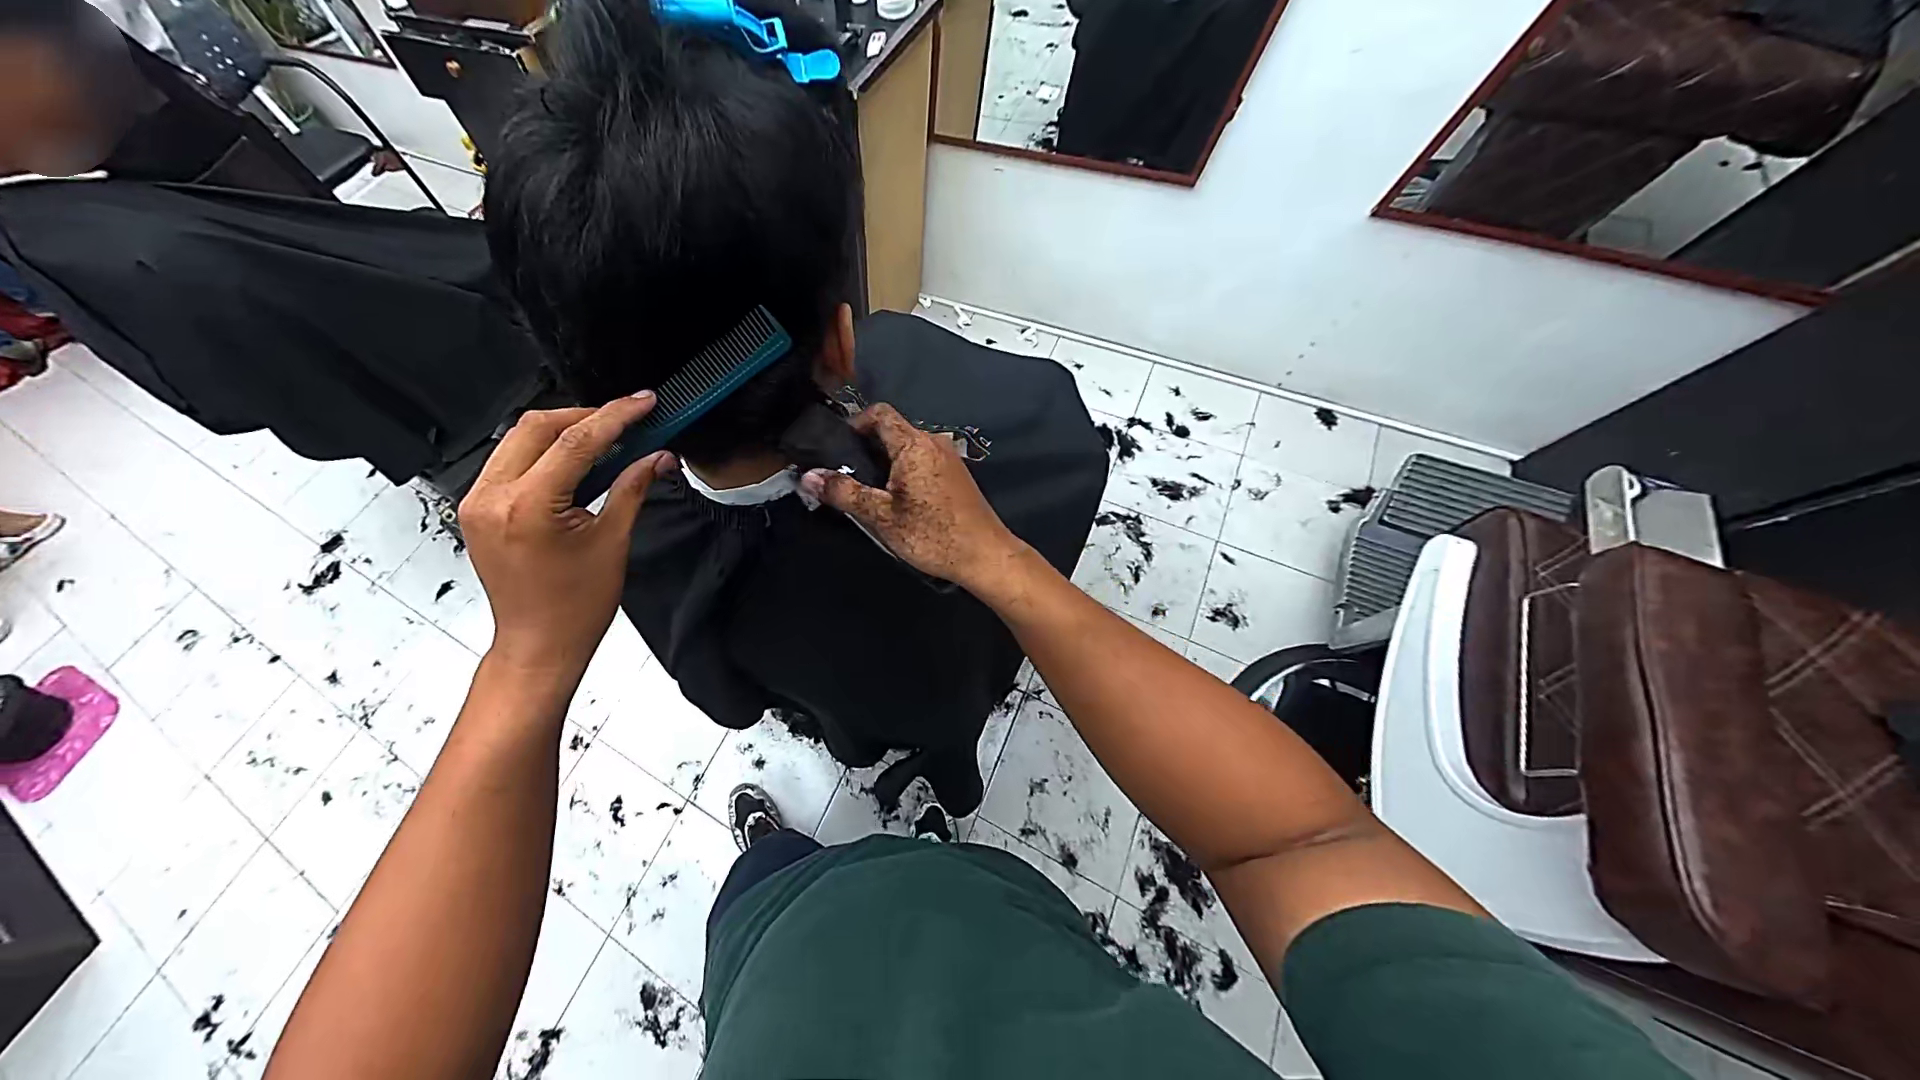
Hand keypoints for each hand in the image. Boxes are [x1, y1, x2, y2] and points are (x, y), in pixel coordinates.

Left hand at [459, 394, 676, 679]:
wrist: (540, 642)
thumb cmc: (573, 607)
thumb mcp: (613, 541)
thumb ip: (633, 488)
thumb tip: (656, 457)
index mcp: (526, 507)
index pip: (575, 441)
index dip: (616, 416)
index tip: (641, 404)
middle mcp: (491, 498)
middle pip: (538, 426)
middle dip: (587, 416)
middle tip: (628, 418)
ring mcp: (478, 502)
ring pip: (519, 438)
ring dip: (565, 431)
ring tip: (608, 437)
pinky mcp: (479, 508)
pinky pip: (510, 460)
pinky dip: (546, 452)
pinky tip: (577, 460)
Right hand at [799, 403, 1027, 589]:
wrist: (985, 556)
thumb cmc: (933, 535)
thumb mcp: (881, 517)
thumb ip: (844, 493)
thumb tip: (809, 476)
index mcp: (914, 444)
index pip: (879, 413)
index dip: (854, 424)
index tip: (838, 448)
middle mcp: (933, 443)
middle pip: (892, 433)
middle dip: (866, 451)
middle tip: (847, 478)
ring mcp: (948, 459)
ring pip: (907, 451)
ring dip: (885, 466)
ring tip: (869, 495)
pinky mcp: (956, 476)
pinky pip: (922, 464)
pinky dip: (905, 475)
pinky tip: (898, 504)